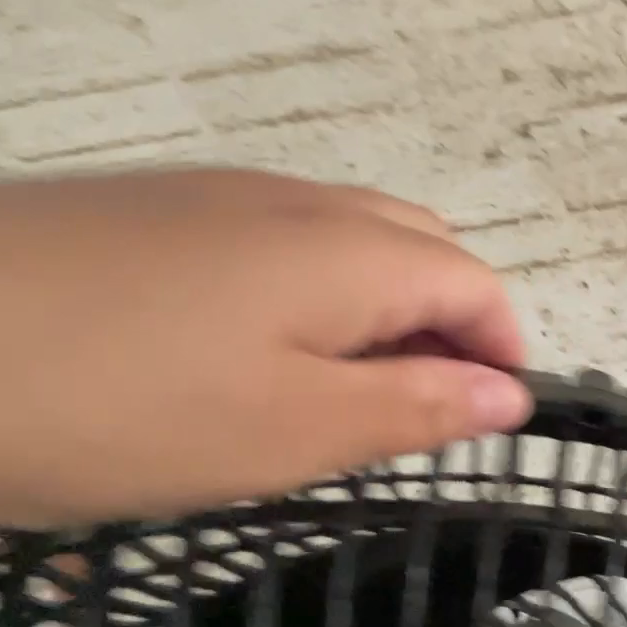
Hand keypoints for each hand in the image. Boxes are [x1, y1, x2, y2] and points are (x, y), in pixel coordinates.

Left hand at [0, 169, 532, 527]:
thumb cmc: (114, 402)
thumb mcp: (300, 429)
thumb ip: (424, 408)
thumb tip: (511, 396)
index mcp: (352, 253)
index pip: (479, 288)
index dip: (504, 353)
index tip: (486, 420)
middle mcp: (297, 204)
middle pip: (426, 250)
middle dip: (450, 324)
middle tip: (416, 405)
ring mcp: (214, 196)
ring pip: (352, 243)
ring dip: (382, 309)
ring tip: (335, 388)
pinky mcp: (145, 210)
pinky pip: (277, 242)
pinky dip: (310, 293)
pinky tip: (249, 352)